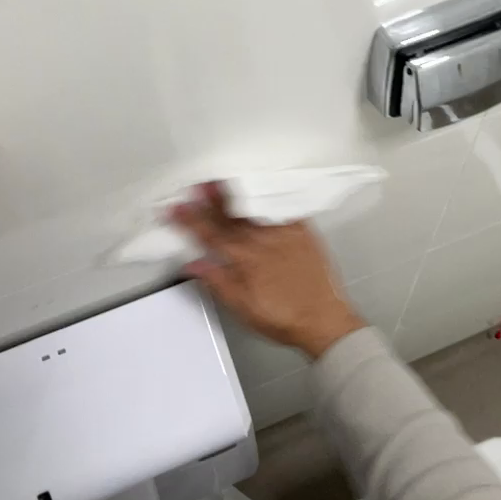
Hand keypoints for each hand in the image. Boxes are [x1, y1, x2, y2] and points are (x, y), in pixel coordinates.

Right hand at [172, 182, 366, 358]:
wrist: (325, 320)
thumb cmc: (283, 318)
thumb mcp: (243, 307)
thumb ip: (217, 282)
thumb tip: (193, 264)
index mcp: (244, 259)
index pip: (210, 234)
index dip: (190, 220)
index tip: (176, 209)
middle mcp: (262, 241)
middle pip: (229, 216)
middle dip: (210, 199)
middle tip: (196, 185)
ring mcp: (284, 233)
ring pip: (254, 207)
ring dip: (236, 193)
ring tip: (222, 180)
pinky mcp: (303, 230)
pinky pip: (282, 208)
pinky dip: (268, 197)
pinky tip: (260, 187)